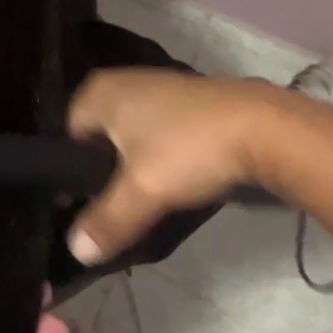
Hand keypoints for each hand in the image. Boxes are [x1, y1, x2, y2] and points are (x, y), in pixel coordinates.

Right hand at [65, 70, 286, 263]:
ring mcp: (157, 85)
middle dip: (108, 169)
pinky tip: (181, 176)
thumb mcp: (143, 191)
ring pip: (133, 133)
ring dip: (138, 162)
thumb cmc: (188, 148)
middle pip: (100, 135)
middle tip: (122, 204)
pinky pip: (161, 130)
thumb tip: (75, 251)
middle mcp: (121, 81)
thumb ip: (107, 221)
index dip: (74, 172)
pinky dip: (165, 152)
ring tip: (152, 195)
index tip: (90, 204)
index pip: (67, 136)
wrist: (265, 127)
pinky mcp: (189, 98)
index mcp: (98, 92)